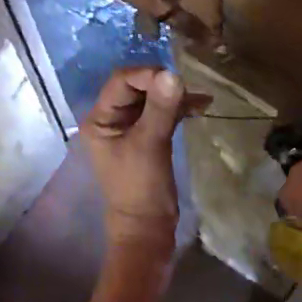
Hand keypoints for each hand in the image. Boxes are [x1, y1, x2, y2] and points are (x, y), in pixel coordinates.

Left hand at [83, 68, 199, 250]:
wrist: (147, 227)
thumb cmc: (141, 187)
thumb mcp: (150, 144)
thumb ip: (160, 109)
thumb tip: (173, 74)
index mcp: (100, 119)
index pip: (121, 82)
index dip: (147, 75)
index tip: (175, 79)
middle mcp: (112, 120)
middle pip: (138, 89)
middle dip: (163, 84)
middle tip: (190, 87)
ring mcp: (131, 130)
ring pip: (153, 101)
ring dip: (174, 96)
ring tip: (200, 98)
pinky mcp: (148, 139)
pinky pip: (162, 115)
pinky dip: (179, 110)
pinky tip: (200, 107)